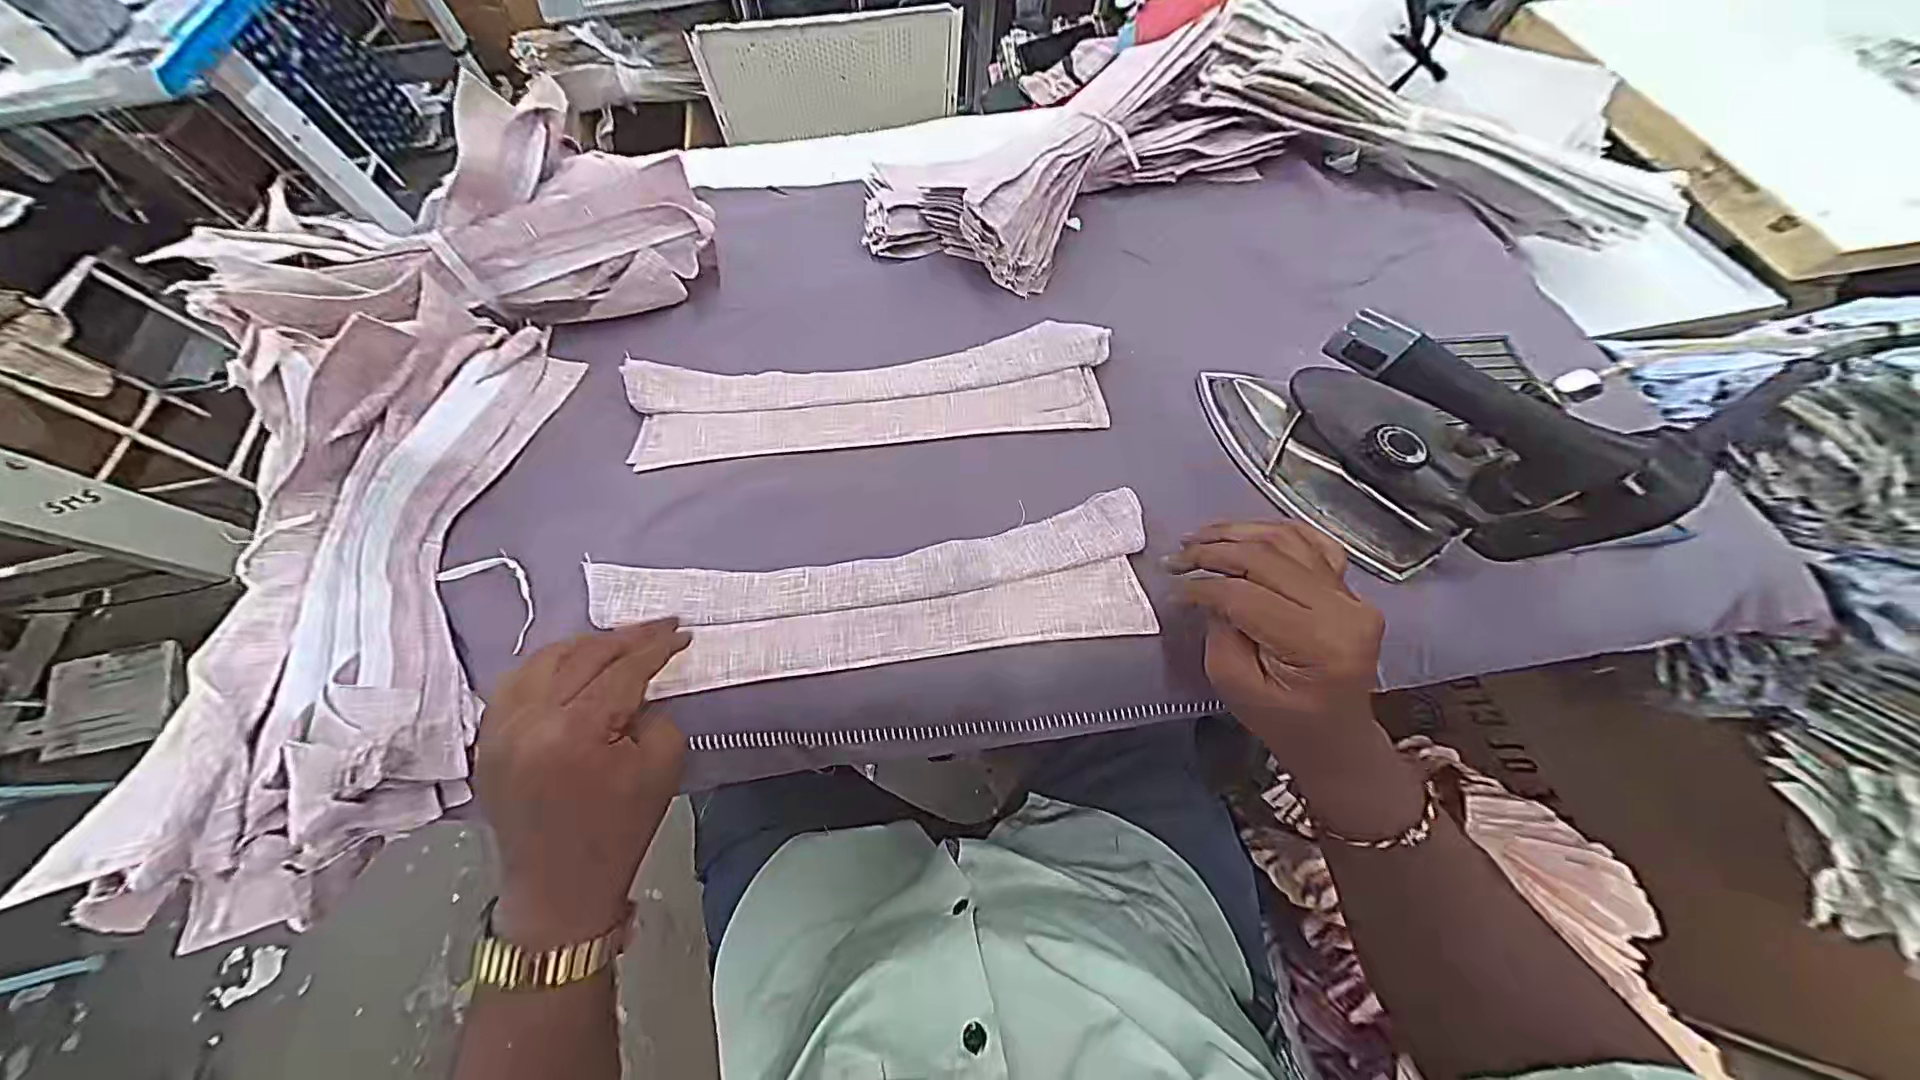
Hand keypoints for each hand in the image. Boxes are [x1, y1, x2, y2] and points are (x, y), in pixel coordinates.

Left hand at [475, 619, 691, 948]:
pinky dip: (550, 664)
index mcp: (573, 731)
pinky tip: (574, 663)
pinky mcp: (487, 740)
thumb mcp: (662, 765)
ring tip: (621, 641)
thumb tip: (640, 689)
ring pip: (545, 660)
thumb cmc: (619, 829)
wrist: (560, 887)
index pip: (622, 670)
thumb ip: (654, 713)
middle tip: (660, 628)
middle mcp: (527, 720)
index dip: (656, 648)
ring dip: (587, 644)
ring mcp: (498, 729)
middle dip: (627, 638)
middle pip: (583, 655)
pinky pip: (517, 682)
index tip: (682, 634)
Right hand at [1169, 522, 1384, 747]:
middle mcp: (1345, 609)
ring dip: (1236, 533)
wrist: (1335, 735)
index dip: (1203, 588)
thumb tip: (1208, 592)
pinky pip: (1311, 542)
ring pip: (1287, 540)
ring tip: (1198, 539)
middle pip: (1267, 558)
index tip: (1172, 589)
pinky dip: (1274, 530)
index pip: (1247, 596)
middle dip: (1212, 552)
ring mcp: (1352, 594)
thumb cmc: (1284, 721)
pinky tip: (1243, 532)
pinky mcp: (1347, 587)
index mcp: (1320, 643)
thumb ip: (1220, 634)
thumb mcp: (1237, 686)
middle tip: (1176, 558)